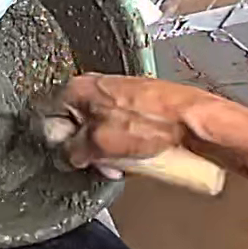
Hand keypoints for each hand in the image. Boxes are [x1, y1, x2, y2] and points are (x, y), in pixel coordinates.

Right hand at [44, 75, 225, 176]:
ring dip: (108, 149)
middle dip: (87, 148)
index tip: (72, 156)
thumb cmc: (153, 124)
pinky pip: (122, 129)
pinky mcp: (140, 104)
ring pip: (100, 128)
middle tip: (101, 163)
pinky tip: (141, 155)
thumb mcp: (98, 144)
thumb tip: (67, 156)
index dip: (60, 141)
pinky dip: (127, 144)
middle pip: (76, 124)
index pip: (49, 117)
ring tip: (126, 162)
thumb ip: (71, 151)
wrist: (198, 122)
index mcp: (77, 87)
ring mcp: (120, 93)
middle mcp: (96, 85)